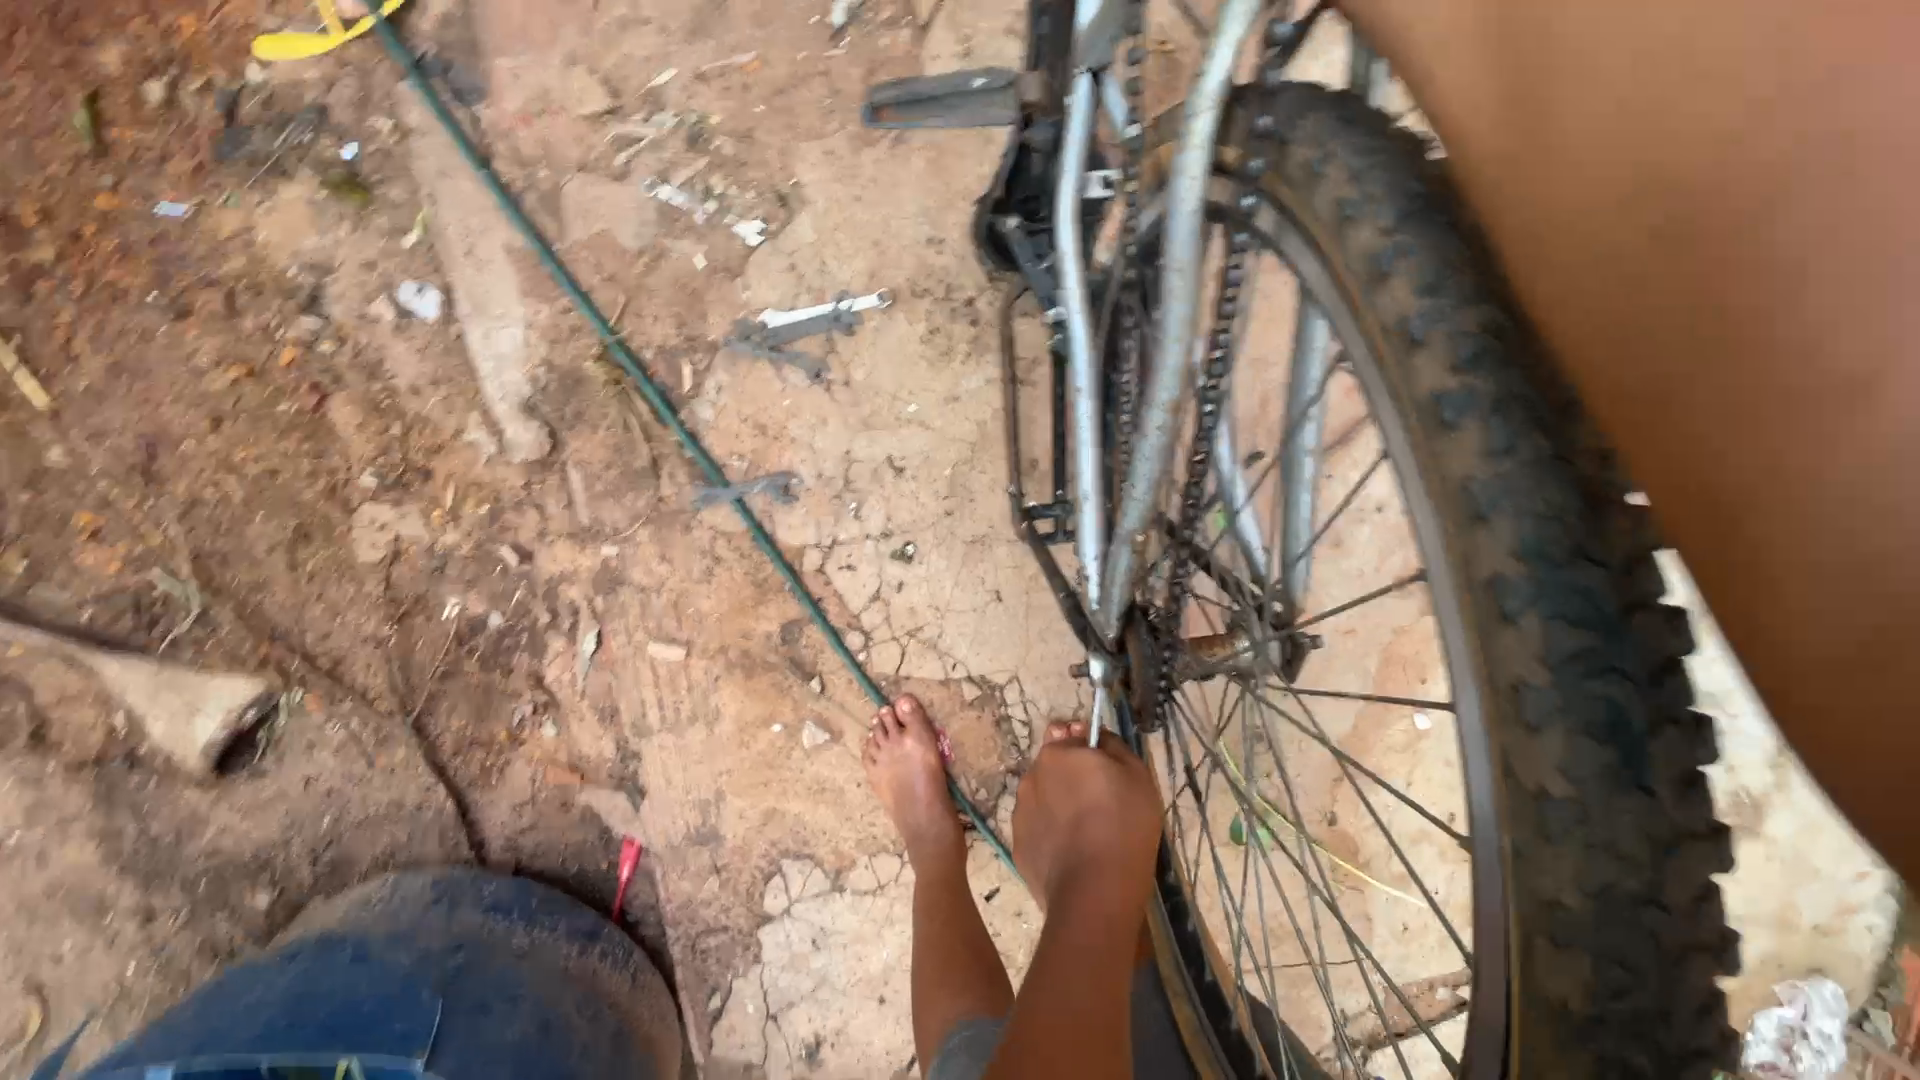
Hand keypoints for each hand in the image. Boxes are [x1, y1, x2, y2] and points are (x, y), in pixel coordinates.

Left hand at [1011, 721, 1163, 914]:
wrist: (1095, 890)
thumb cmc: (1123, 824)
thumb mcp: (1137, 774)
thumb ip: (1113, 746)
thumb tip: (1096, 736)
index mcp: (1057, 754)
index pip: (1072, 739)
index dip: (1090, 752)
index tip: (1107, 772)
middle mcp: (1031, 776)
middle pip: (1054, 769)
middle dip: (1072, 778)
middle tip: (1100, 804)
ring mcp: (1020, 812)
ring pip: (1043, 799)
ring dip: (1060, 806)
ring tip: (1087, 834)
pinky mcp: (1018, 845)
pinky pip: (1038, 830)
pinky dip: (1052, 835)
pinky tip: (1072, 853)